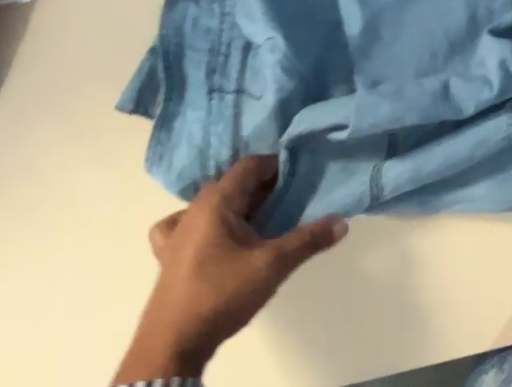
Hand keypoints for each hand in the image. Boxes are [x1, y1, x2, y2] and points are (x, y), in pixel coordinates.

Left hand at [113, 156, 347, 383]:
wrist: (172, 346)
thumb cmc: (221, 295)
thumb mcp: (272, 266)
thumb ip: (308, 240)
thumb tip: (342, 221)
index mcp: (215, 203)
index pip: (249, 165)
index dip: (276, 164)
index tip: (301, 174)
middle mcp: (192, 210)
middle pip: (232, 183)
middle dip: (263, 185)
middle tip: (292, 197)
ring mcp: (176, 234)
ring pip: (212, 203)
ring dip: (238, 204)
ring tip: (263, 217)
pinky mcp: (168, 256)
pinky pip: (187, 225)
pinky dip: (205, 222)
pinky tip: (214, 235)